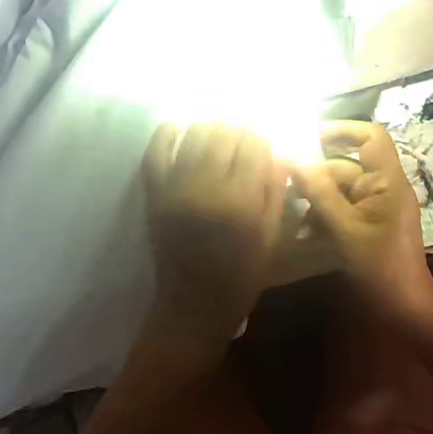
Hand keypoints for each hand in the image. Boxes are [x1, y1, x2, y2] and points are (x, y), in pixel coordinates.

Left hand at [141, 123, 287, 351]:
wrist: (193, 305)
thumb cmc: (240, 276)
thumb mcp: (270, 238)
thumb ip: (275, 193)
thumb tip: (279, 154)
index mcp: (242, 201)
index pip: (254, 146)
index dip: (261, 140)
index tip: (263, 144)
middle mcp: (208, 187)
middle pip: (225, 134)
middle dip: (238, 131)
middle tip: (243, 139)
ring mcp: (176, 187)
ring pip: (194, 134)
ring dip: (210, 128)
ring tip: (218, 136)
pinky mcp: (154, 193)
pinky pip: (155, 150)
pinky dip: (167, 133)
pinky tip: (179, 128)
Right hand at [291, 121, 432, 325]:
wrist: (405, 311)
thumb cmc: (381, 268)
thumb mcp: (345, 229)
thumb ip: (319, 191)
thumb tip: (292, 156)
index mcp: (387, 182)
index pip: (370, 137)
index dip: (341, 129)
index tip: (306, 137)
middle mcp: (382, 188)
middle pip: (344, 165)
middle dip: (313, 174)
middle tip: (280, 182)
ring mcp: (374, 208)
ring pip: (337, 188)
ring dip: (312, 197)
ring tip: (287, 210)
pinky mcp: (366, 225)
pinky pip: (339, 208)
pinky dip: (319, 214)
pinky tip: (300, 230)